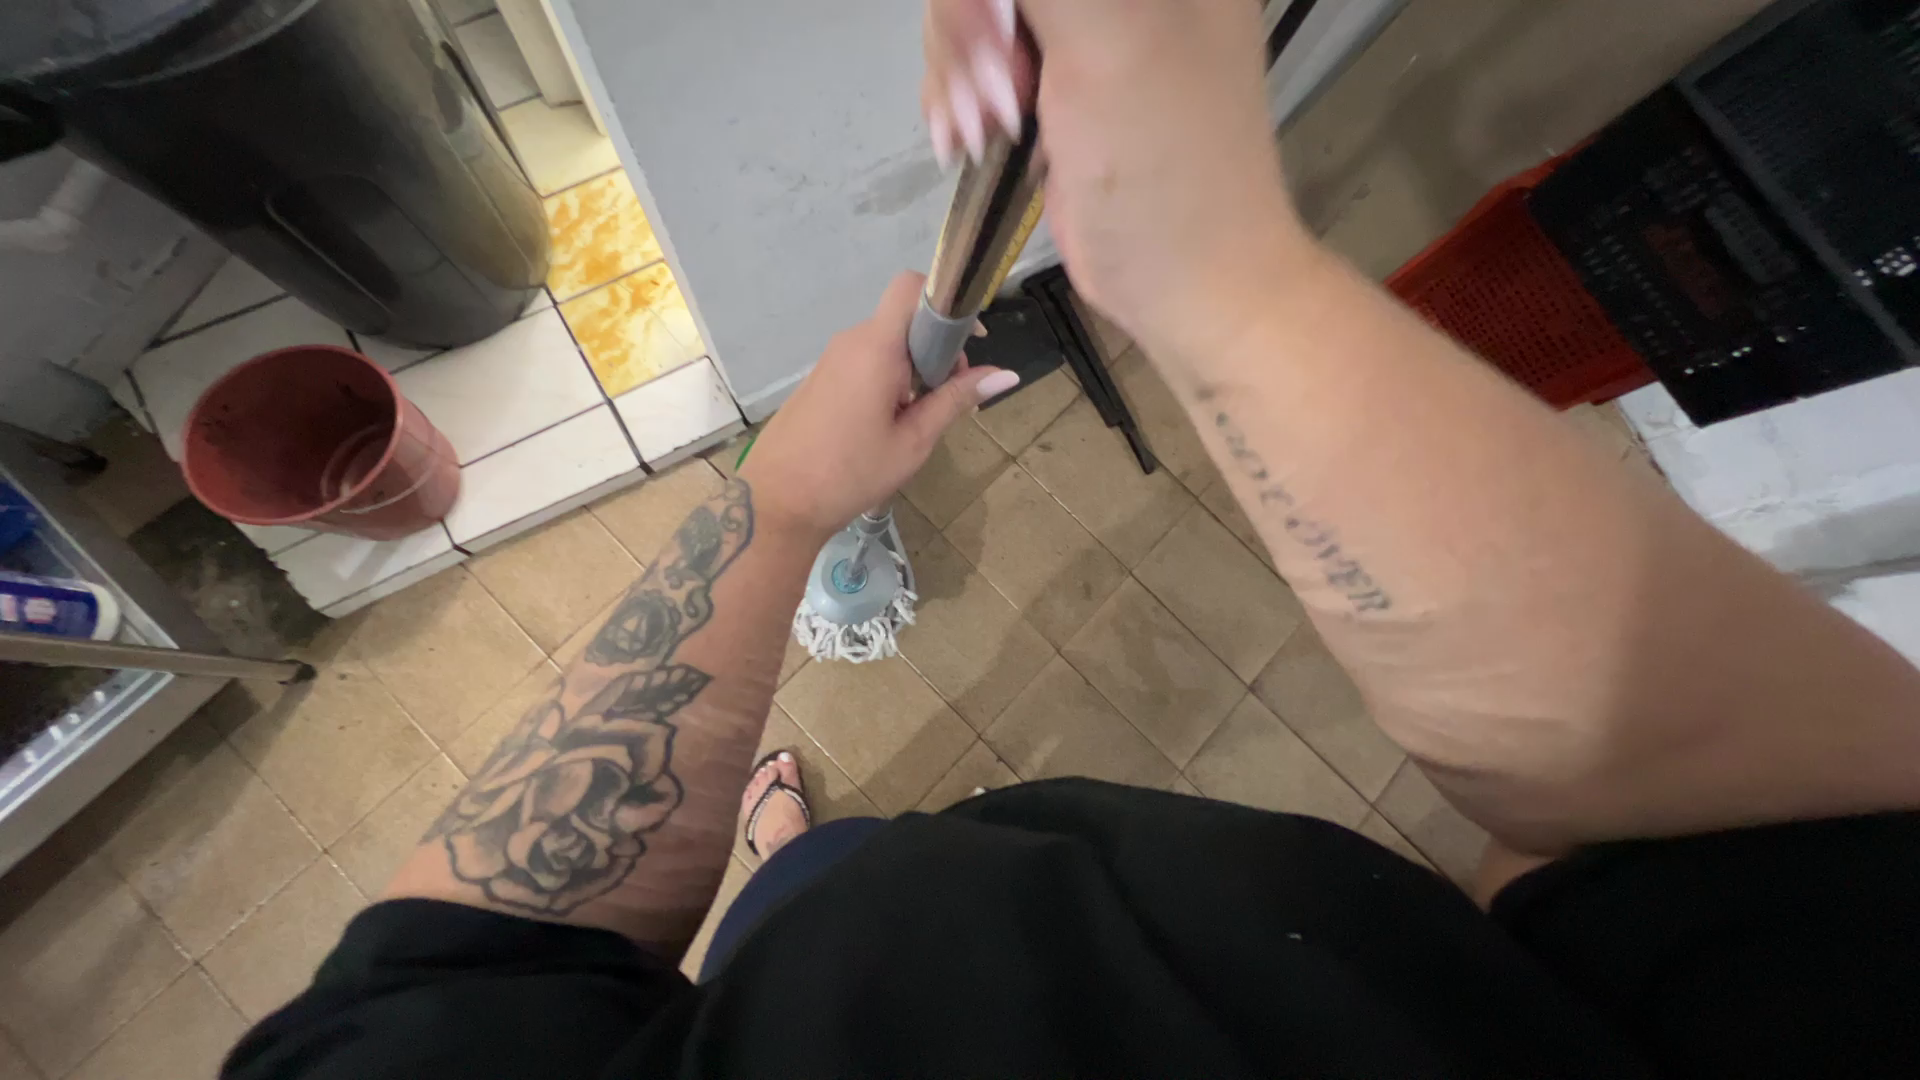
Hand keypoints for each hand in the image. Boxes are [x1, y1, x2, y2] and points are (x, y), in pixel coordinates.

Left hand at [738, 272, 1016, 539]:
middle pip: (905, 319)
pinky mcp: (822, 379)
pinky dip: (891, 378)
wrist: (778, 503)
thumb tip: (1006, 374)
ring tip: (922, 418)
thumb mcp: (914, 441)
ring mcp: (832, 359)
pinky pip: (867, 361)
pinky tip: (891, 423)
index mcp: (876, 348)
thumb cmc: (851, 473)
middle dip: (938, 347)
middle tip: (952, 396)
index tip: (971, 341)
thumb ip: (957, 400)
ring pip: (888, 343)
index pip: (912, 287)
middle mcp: (852, 342)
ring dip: (916, 367)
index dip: (948, 301)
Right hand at [922, 0, 1310, 354]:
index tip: (997, 41)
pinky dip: (962, 97)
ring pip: (982, 16)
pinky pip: (986, 63)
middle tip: (995, 106)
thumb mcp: (1110, 40)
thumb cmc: (1162, 170)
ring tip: (978, 138)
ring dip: (959, 72)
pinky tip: (966, 140)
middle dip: (971, 32)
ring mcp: (1087, 36)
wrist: (1183, 284)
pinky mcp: (1058, 90)